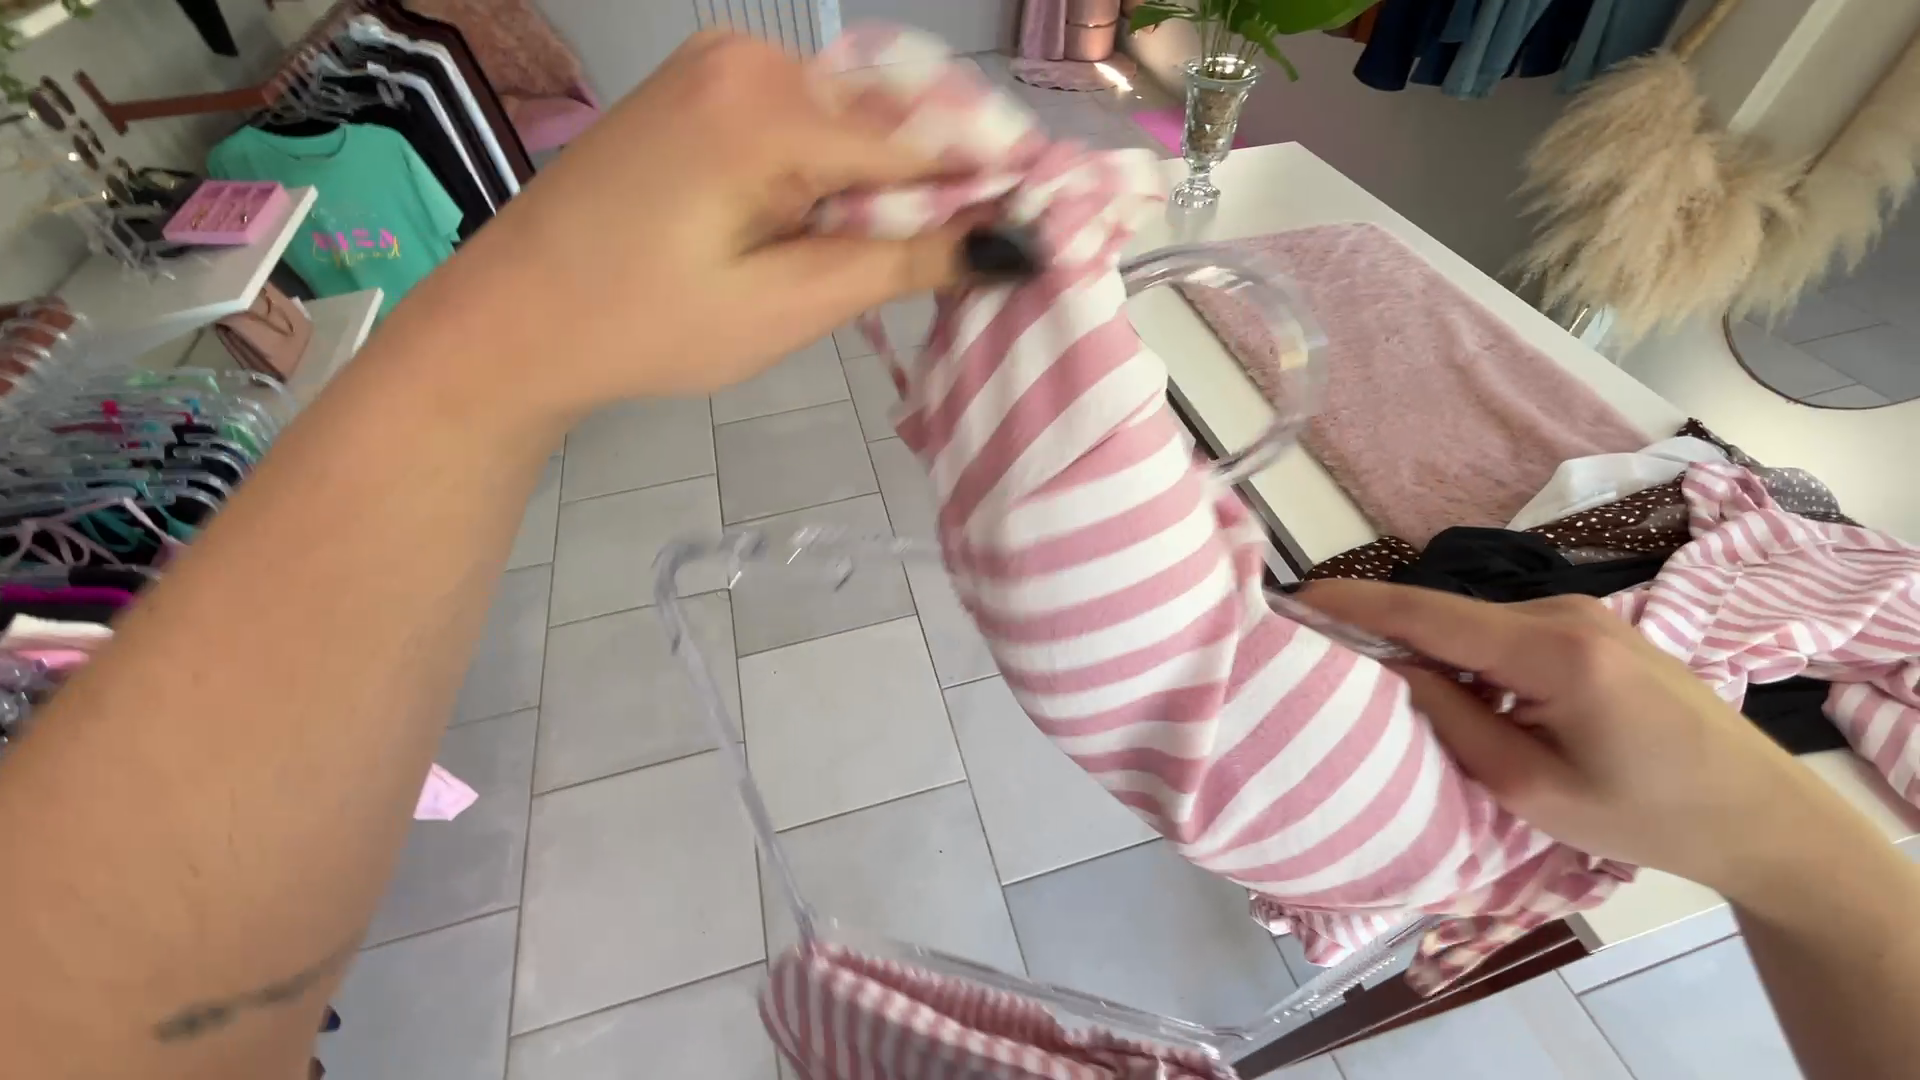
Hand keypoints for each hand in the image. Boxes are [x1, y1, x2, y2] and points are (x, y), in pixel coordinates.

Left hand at [412, 31, 979, 412]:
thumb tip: (1010, 243)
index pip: (923, 139)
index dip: (992, 185)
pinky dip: (842, 171)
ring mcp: (722, 64)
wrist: (518, 318)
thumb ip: (901, 260)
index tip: (1048, 230)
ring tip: (909, 254)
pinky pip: (807, 121)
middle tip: (979, 256)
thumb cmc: (650, 325)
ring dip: (892, 184)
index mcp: (767, 109)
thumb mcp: (788, 304)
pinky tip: (842, 223)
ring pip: (853, 120)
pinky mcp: (705, 89)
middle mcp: (750, 58)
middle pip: (891, 119)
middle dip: (942, 186)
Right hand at [1298, 581, 1840, 897]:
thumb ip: (1448, 719)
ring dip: (1417, 642)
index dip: (1352, 601)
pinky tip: (1441, 682)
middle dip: (1375, 626)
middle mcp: (1563, 612)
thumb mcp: (1529, 788)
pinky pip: (1495, 630)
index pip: (1425, 612)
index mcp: (1553, 653)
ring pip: (1465, 621)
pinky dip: (1455, 650)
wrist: (1765, 819)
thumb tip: (1385, 667)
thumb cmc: (1646, 817)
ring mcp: (1579, 613)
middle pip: (1441, 612)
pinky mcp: (1586, 625)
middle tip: (1314, 650)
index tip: (1291, 597)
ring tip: (1368, 673)